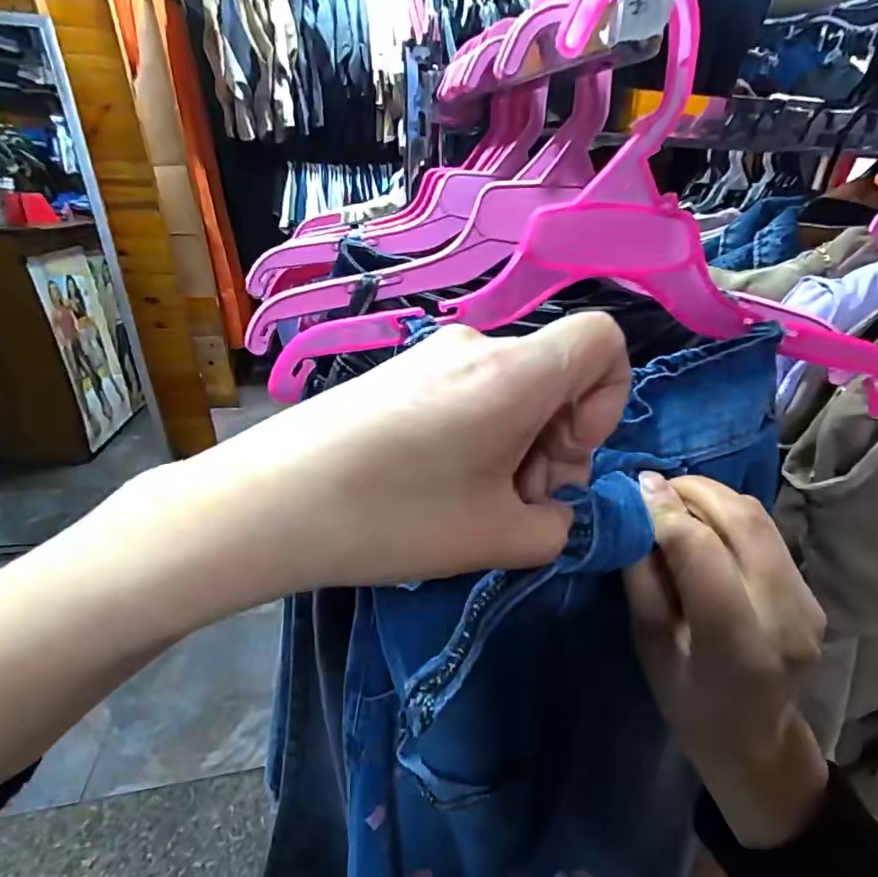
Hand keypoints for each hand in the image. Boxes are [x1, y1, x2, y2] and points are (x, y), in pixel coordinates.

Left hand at [198, 313, 632, 590]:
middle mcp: (477, 345)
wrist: (269, 501)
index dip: (608, 400)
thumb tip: (561, 515)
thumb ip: (559, 528)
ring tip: (470, 503)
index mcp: (514, 370)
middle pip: (555, 375)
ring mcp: (430, 355)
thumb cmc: (394, 515)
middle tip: (514, 503)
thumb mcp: (495, 537)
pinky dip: (476, 436)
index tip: (565, 456)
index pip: (603, 340)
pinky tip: (433, 485)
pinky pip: (467, 393)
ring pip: (511, 390)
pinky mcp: (397, 373)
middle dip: (556, 443)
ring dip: (514, 446)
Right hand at [625, 474, 829, 847]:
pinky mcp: (811, 591)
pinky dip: (729, 514)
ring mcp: (807, 602)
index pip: (703, 553)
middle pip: (741, 520)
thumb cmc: (687, 702)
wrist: (755, 738)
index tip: (635, 487)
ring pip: (757, 516)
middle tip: (652, 489)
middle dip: (691, 491)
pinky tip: (703, 526)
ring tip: (674, 504)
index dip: (666, 512)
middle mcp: (785, 617)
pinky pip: (766, 531)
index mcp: (739, 646)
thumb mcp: (649, 645)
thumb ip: (643, 577)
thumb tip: (637, 508)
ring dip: (711, 497)